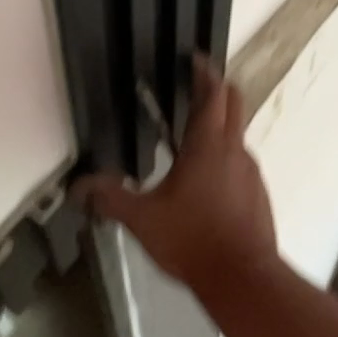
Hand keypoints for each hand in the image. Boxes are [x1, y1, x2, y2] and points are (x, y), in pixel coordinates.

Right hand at [79, 56, 275, 290]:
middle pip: (234, 102)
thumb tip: (79, 186)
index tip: (196, 58)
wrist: (243, 277)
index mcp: (207, 145)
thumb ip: (111, 198)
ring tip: (193, 136)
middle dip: (218, 88)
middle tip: (198, 84)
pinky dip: (226, 156)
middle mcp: (233, 149)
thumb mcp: (143, 219)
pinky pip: (241, 161)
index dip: (205, 72)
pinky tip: (207, 180)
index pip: (212, 94)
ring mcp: (250, 170)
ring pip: (238, 133)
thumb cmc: (192, 241)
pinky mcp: (258, 191)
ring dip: (221, 125)